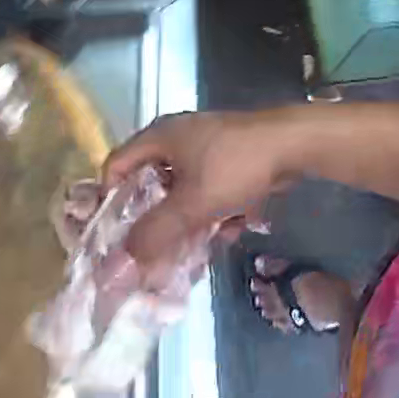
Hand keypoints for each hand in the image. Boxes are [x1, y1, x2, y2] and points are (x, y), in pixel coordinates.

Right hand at [102, 111, 299, 278]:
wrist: (288, 145)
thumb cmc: (233, 166)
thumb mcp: (192, 203)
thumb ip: (157, 232)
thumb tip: (122, 261)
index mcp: (158, 137)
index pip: (117, 165)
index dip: (109, 198)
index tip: (114, 235)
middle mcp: (174, 138)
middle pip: (150, 182)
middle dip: (156, 219)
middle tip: (156, 250)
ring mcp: (201, 146)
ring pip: (181, 191)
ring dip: (188, 220)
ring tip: (200, 245)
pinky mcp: (224, 158)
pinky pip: (206, 189)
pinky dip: (213, 209)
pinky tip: (231, 227)